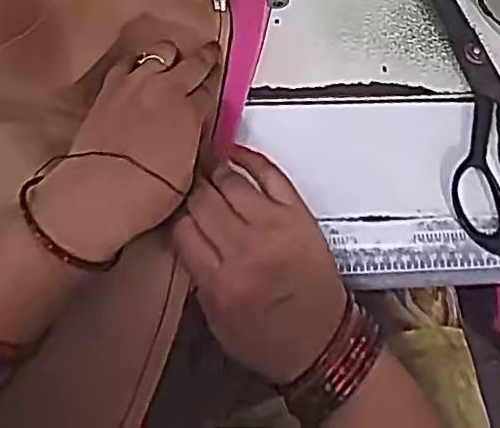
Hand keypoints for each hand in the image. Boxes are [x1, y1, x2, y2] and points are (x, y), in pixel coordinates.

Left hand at [29, 36, 219, 261]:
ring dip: (171, 55)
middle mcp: (168, 89)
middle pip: (195, 61)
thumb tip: (190, 135)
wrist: (100, 190)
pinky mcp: (111, 85)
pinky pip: (128, 61)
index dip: (215, 86)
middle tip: (210, 55)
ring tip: (172, 60)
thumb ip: (191, 143)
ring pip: (163, 50)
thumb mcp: (185, 174)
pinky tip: (137, 69)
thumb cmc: (146, 193)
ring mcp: (138, 82)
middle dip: (206, 57)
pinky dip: (136, 62)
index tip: (216, 84)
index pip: (210, 89)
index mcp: (191, 112)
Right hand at [172, 145, 348, 382]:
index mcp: (222, 283)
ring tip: (203, 162)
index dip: (175, 214)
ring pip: (230, 180)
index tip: (174, 208)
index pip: (182, 228)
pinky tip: (232, 153)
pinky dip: (246, 157)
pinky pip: (267, 171)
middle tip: (185, 181)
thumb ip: (196, 272)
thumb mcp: (217, 320)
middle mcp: (247, 250)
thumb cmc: (269, 339)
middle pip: (203, 199)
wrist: (325, 345)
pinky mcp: (297, 212)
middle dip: (191, 189)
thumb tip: (182, 227)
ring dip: (213, 169)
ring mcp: (275, 226)